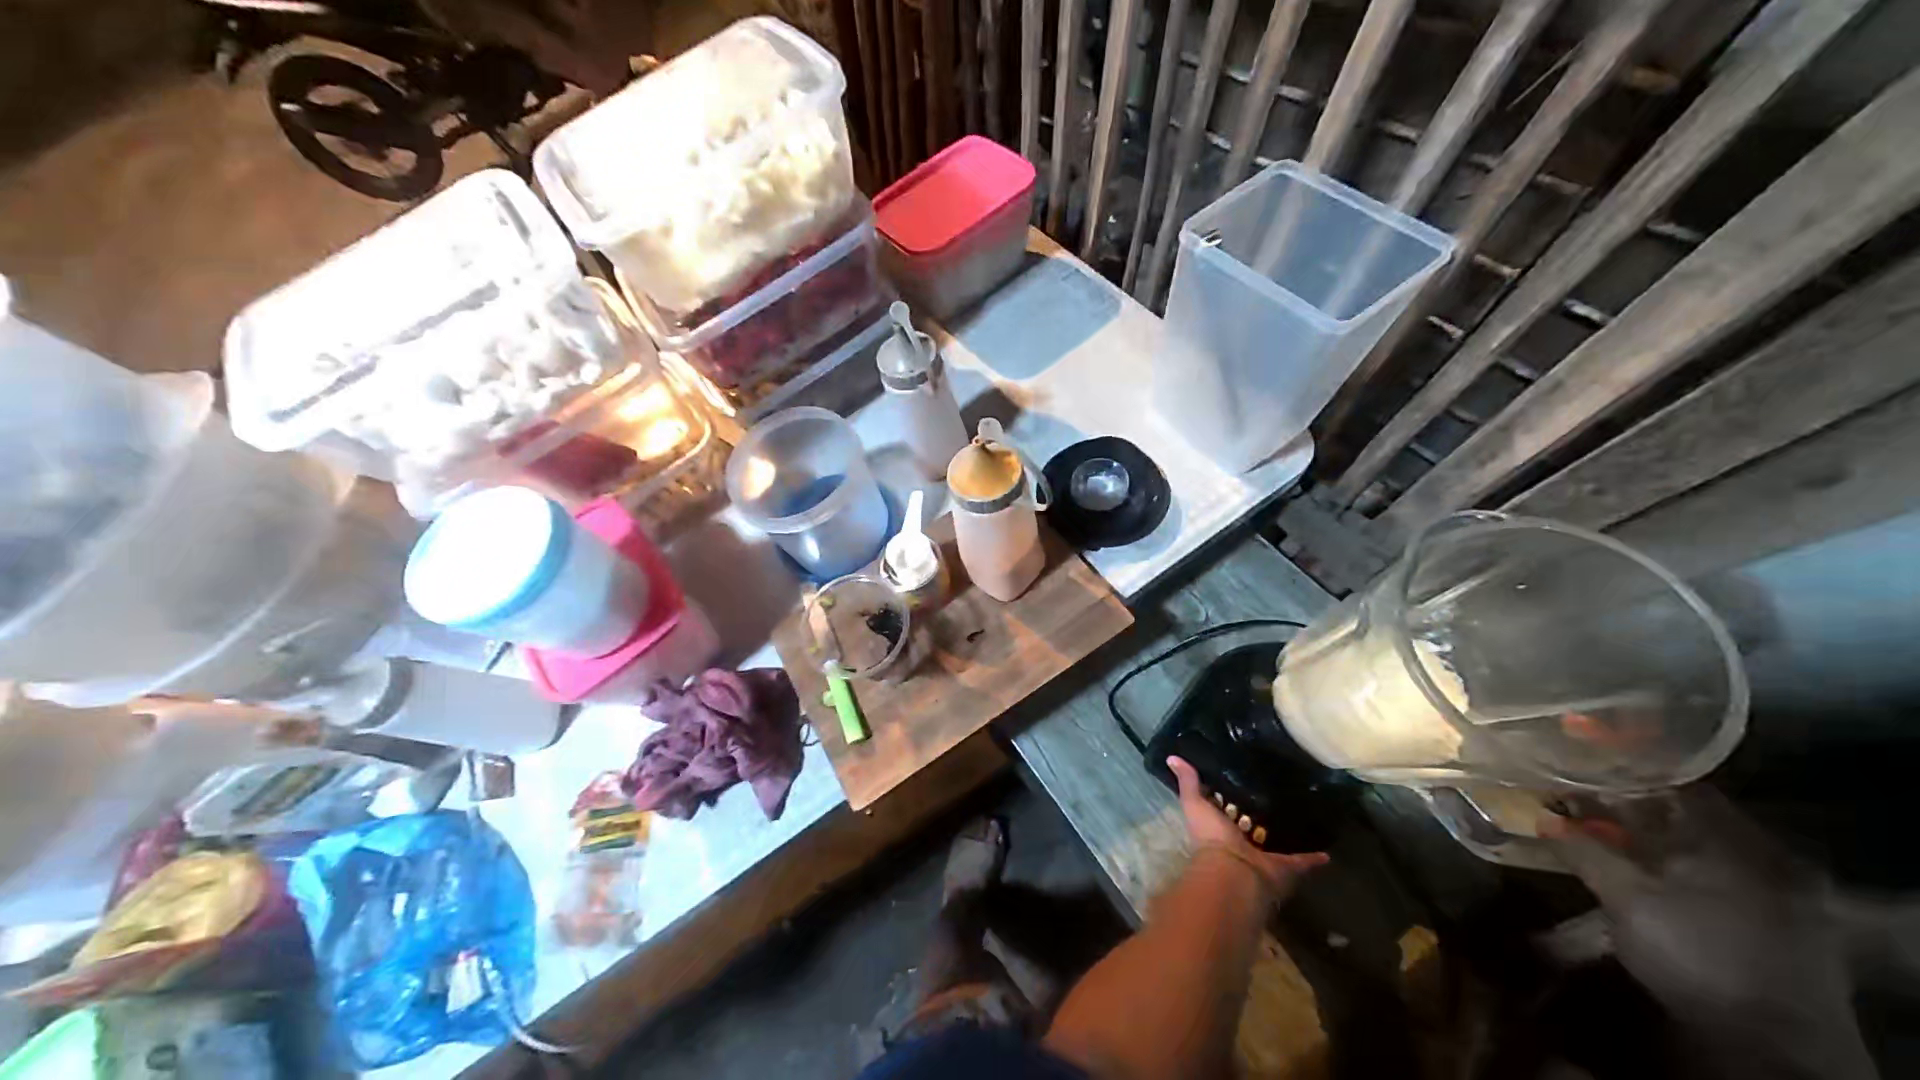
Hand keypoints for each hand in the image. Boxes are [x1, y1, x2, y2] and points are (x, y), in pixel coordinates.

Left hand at [1167, 755, 1327, 898]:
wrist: (1236, 873)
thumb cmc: (1212, 837)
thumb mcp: (1195, 804)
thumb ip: (1188, 782)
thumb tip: (1172, 756)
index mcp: (1219, 827)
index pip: (1225, 806)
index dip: (1231, 793)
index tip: (1242, 773)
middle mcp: (1241, 841)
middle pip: (1252, 823)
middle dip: (1259, 811)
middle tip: (1277, 789)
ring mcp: (1264, 854)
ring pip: (1276, 840)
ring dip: (1285, 831)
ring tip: (1302, 811)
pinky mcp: (1286, 866)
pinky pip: (1303, 860)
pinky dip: (1314, 856)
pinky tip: (1327, 849)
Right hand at [1547, 790, 1877, 1078]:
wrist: (1764, 1044)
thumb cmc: (1697, 954)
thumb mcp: (1629, 899)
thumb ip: (1583, 850)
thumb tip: (1540, 814)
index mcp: (1738, 842)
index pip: (1674, 781)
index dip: (1623, 762)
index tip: (1578, 745)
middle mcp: (1753, 857)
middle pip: (1674, 812)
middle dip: (1617, 797)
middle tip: (1565, 780)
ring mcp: (1752, 891)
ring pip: (1677, 843)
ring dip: (1627, 830)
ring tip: (1576, 815)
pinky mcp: (1742, 918)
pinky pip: (1685, 869)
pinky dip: (1646, 858)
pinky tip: (1609, 855)